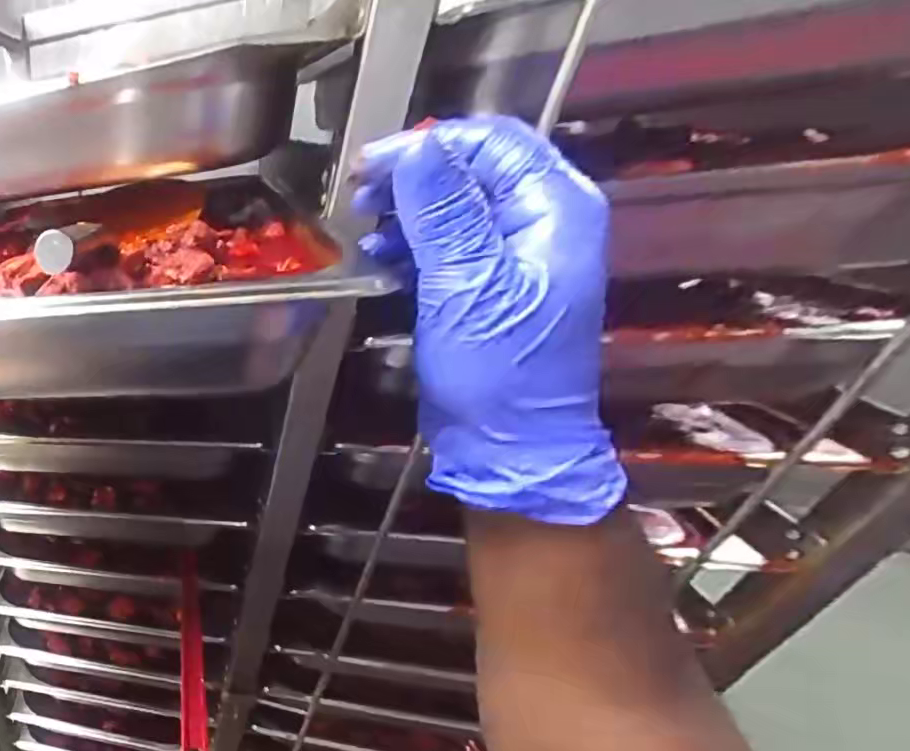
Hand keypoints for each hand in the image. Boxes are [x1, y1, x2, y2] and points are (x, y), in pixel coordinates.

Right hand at [353, 116, 623, 525]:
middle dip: (413, 177)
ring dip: (405, 212)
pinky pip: (443, 250)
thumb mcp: (467, 288)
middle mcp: (536, 226)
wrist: (506, 445)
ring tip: (362, 226)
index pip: (493, 147)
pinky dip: (409, 247)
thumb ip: (443, 216)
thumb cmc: (497, 370)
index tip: (368, 163)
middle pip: (471, 175)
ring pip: (452, 212)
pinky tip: (378, 256)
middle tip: (358, 194)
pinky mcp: (479, 293)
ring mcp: (508, 261)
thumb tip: (415, 152)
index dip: (430, 145)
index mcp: (552, 211)